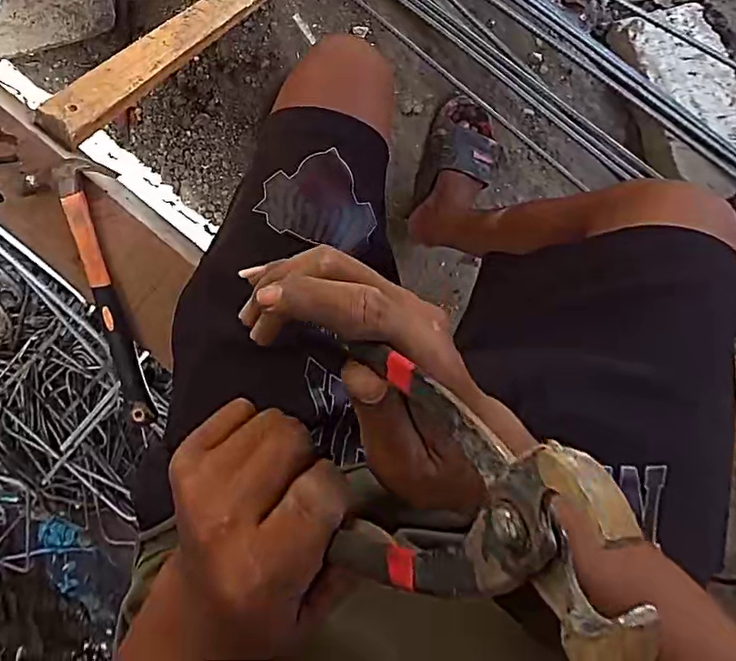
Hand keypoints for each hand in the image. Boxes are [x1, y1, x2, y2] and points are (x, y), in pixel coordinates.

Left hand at [144, 399, 352, 658]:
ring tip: (274, 477)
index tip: (334, 500)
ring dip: (281, 442)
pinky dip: (252, 427)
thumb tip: (373, 518)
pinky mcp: (184, 456)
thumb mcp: (314, 607)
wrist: (200, 604)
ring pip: (268, 419)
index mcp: (260, 565)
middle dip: (308, 458)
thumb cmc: (261, 609)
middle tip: (300, 487)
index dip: (337, 487)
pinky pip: (239, 409)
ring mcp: (198, 480)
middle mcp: (223, 518)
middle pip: (291, 439)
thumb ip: (348, 558)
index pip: (317, 490)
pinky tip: (250, 461)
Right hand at [238, 245, 508, 512]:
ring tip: (252, 308)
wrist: (485, 458)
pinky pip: (338, 277)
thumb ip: (386, 417)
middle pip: (343, 269)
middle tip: (249, 316)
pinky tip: (271, 289)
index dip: (311, 297)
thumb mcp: (413, 465)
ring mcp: (402, 303)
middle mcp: (414, 312)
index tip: (265, 304)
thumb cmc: (446, 470)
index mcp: (424, 349)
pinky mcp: (387, 305)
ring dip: (287, 277)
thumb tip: (356, 371)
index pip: (365, 304)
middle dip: (286, 281)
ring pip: (336, 265)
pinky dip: (299, 278)